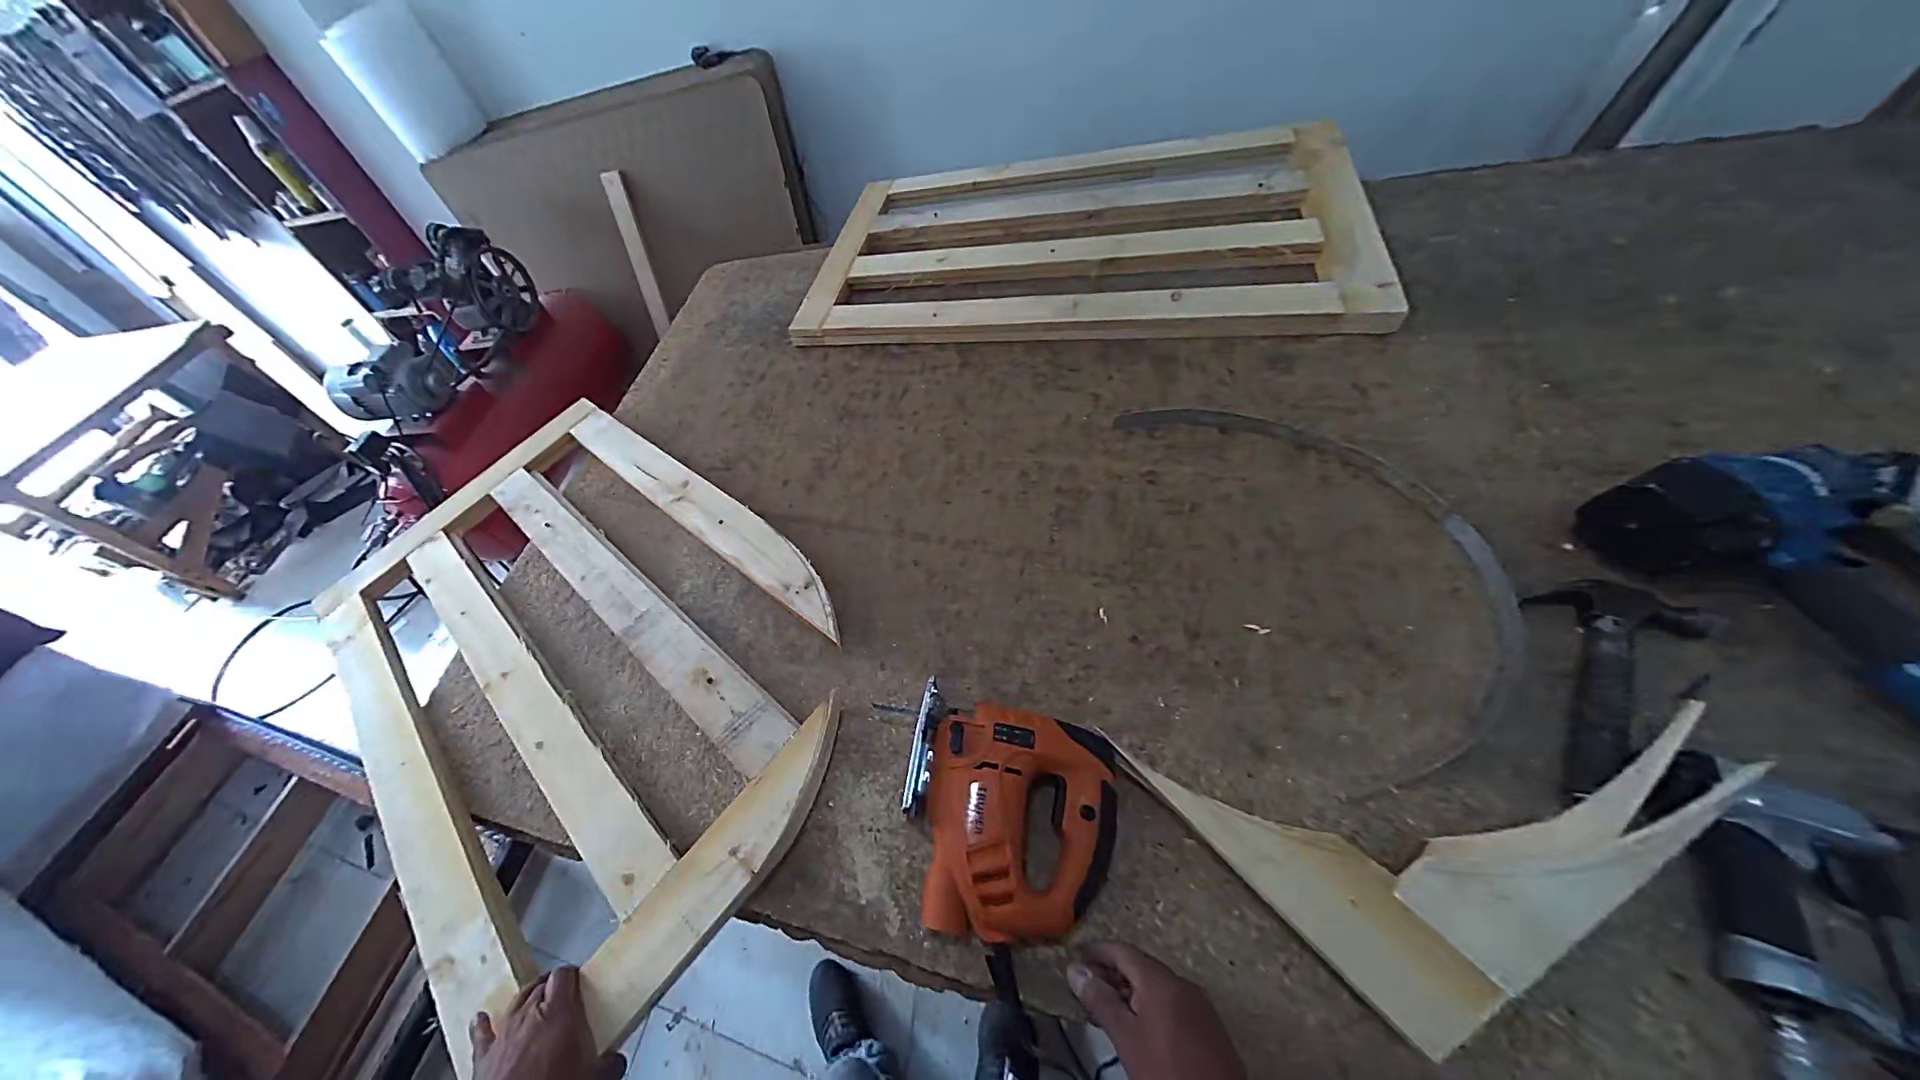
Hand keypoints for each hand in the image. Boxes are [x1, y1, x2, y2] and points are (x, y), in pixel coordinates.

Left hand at [471, 967, 625, 1079]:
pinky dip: (482, 1025)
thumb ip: (610, 1063)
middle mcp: (529, 1016)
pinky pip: (481, 1034)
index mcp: (558, 1013)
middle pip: (539, 986)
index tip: (579, 979)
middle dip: (550, 985)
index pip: (563, 975)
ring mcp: (503, 1035)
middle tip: (561, 990)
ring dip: (526, 996)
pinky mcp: (483, 1058)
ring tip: (534, 994)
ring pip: (515, 1002)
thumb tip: (616, 1061)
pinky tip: (480, 1018)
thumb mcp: (594, 1077)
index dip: (571, 973)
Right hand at [1067, 943, 1245, 1079]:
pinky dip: (1150, 1005)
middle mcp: (1181, 983)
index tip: (1075, 960)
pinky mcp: (1208, 1026)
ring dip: (1130, 991)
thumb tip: (1075, 970)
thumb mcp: (1126, 1038)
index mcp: (1160, 980)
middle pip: (1140, 967)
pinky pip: (1171, 1002)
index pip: (1123, 951)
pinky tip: (1139, 1026)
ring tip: (1107, 1010)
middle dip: (1112, 974)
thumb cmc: (1165, 1071)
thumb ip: (1100, 1001)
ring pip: (1156, 985)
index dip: (1097, 952)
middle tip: (1086, 989)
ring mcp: (1198, 1004)